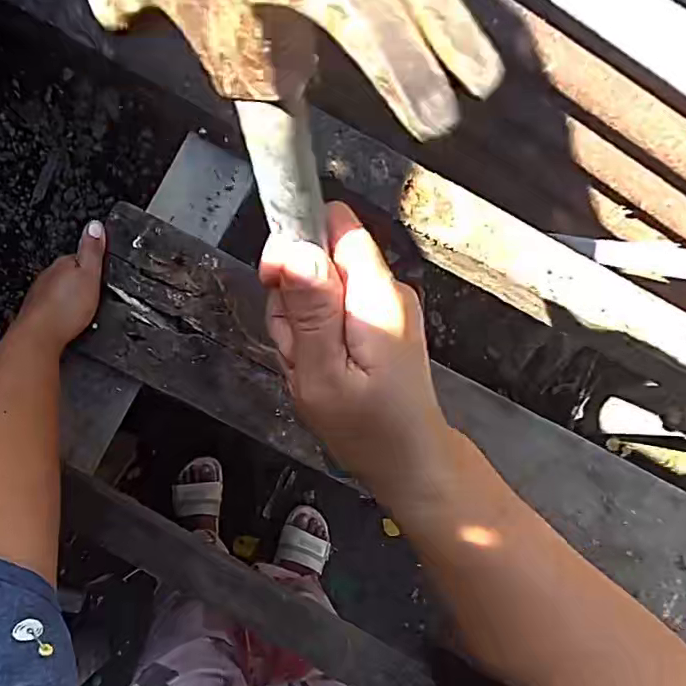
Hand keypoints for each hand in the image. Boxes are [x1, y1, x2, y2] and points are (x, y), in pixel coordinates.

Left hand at [10, 220, 107, 353]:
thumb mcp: (89, 275)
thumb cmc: (64, 309)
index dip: (94, 265)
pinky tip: (68, 319)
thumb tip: (95, 225)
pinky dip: (62, 311)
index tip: (102, 273)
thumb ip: (92, 251)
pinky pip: (54, 307)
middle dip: (80, 282)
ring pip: (59, 291)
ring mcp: (41, 294)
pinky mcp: (38, 312)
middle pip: (69, 274)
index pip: (80, 257)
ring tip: (83, 308)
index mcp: (62, 264)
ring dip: (69, 297)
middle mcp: (48, 276)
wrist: (40, 336)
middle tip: (95, 293)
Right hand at [259, 203, 449, 496]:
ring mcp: (383, 305)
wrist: (409, 460)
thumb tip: (293, 249)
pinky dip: (314, 338)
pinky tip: (320, 368)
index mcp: (375, 297)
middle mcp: (385, 291)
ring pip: (317, 289)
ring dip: (299, 326)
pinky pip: (329, 311)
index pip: (335, 225)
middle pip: (318, 260)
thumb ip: (308, 310)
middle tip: (298, 350)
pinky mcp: (377, 320)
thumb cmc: (369, 429)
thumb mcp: (323, 374)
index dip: (296, 244)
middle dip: (291, 301)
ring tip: (311, 366)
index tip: (276, 283)